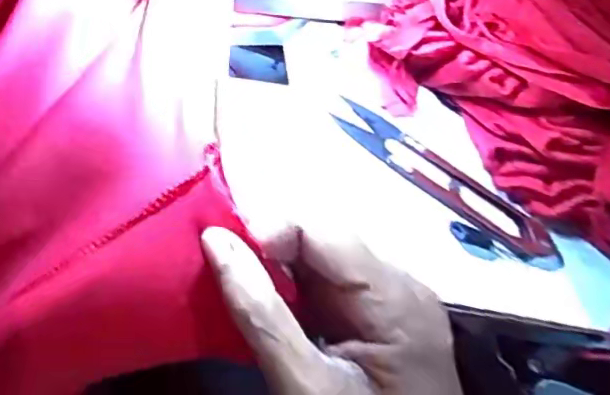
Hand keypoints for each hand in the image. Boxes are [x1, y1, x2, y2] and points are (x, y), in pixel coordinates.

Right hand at [202, 226, 461, 394]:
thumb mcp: (308, 386)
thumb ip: (261, 313)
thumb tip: (213, 237)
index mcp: (395, 298)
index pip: (317, 229)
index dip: (265, 230)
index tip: (222, 251)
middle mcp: (396, 286)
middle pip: (313, 236)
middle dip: (261, 246)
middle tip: (220, 264)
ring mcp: (385, 302)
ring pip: (309, 254)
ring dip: (267, 263)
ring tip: (235, 280)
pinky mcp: (368, 318)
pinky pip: (315, 278)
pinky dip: (280, 282)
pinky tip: (260, 300)